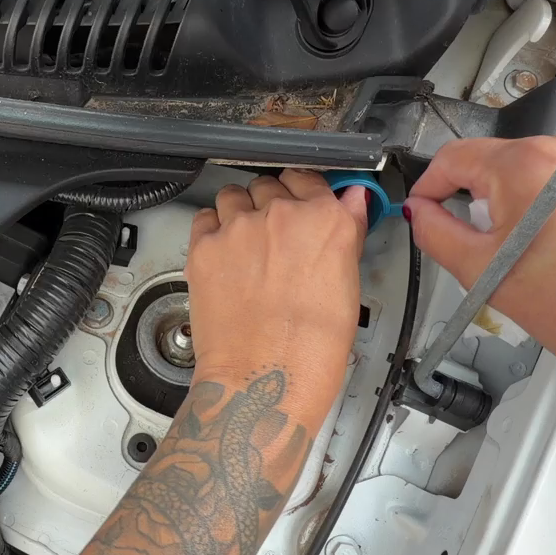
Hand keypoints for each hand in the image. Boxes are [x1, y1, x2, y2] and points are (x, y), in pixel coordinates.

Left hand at [185, 170, 371, 423]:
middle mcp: (280, 215)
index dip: (301, 190)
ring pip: (233, 195)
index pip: (307, 176)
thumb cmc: (309, 348)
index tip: (298, 200)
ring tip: (244, 243)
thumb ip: (347, 230)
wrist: (263, 378)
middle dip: (269, 203)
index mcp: (325, 220)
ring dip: (238, 211)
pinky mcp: (204, 246)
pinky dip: (212, 228)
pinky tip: (223, 253)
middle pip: (267, 184)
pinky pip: (205, 218)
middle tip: (271, 233)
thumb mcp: (348, 286)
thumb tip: (351, 199)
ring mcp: (238, 228)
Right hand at [405, 132, 555, 406]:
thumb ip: (437, 234)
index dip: (433, 185)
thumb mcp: (487, 277)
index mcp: (529, 167)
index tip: (433, 203)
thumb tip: (425, 213)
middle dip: (499, 199)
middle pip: (511, 161)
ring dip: (551, 196)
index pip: (456, 157)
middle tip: (508, 247)